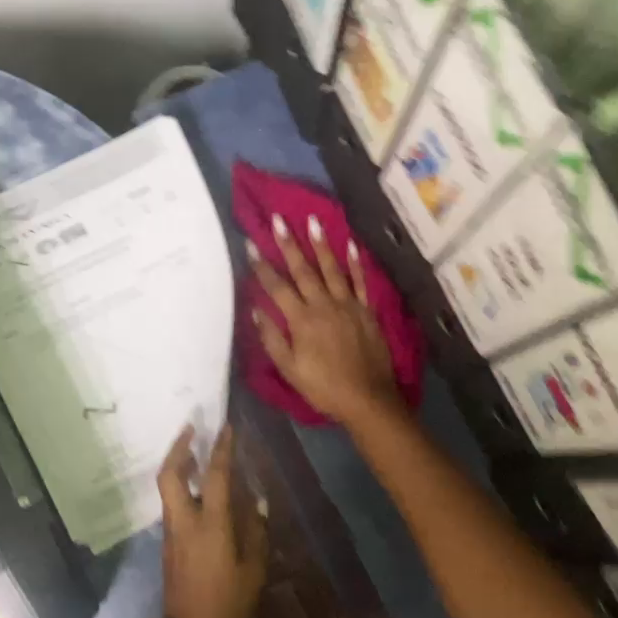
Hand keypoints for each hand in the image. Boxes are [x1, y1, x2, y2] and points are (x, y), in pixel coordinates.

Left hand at [156, 424, 267, 617]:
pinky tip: (199, 491)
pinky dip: (182, 489)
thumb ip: (256, 531)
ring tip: (195, 454)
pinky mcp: (168, 547)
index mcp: (210, 526)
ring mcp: (171, 535)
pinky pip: (172, 507)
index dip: (221, 449)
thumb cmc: (230, 605)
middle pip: (170, 476)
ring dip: (177, 467)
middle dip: (179, 449)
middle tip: (191, 430)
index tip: (225, 427)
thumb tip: (257, 502)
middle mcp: (184, 524)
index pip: (215, 477)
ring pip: (167, 491)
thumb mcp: (254, 569)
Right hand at [250, 213, 400, 425]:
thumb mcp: (290, 370)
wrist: (367, 398)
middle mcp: (323, 305)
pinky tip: (349, 244)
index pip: (277, 287)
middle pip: (303, 270)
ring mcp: (347, 305)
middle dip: (288, 244)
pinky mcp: (366, 310)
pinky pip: (359, 281)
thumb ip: (272, 338)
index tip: (250, 244)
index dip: (262, 266)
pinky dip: (354, 262)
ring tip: (312, 221)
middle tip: (278, 218)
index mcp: (301, 320)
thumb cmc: (323, 387)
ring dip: (320, 244)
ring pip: (331, 269)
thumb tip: (256, 310)